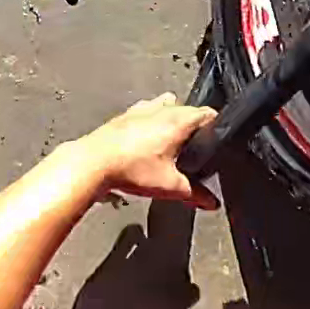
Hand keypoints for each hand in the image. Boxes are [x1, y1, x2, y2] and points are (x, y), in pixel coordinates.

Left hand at [70, 93, 219, 209]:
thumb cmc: (129, 168)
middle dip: (193, 125)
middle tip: (195, 145)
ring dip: (169, 119)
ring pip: (163, 106)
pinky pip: (143, 113)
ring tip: (169, 141)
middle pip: (186, 109)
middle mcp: (160, 109)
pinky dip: (148, 123)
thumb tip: (210, 201)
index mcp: (177, 120)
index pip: (207, 113)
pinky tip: (144, 142)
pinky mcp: (123, 116)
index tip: (217, 136)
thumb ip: (194, 193)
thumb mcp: (169, 186)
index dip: (216, 125)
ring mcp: (139, 110)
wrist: (92, 163)